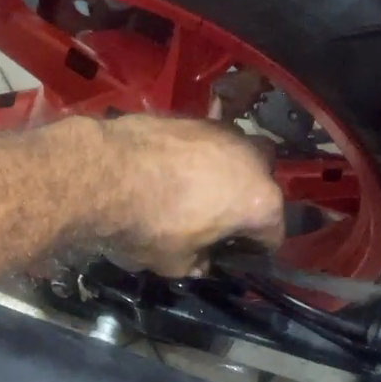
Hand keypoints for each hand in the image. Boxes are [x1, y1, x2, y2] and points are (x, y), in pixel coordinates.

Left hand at [92, 114, 284, 276]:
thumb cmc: (151, 226)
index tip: (235, 258)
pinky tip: (172, 172)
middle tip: (217, 223)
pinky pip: (207, 143)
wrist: (107, 174)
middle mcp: (253, 160)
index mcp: (260, 202)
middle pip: (261, 187)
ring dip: (225, 175)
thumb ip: (197, 263)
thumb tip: (200, 262)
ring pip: (237, 158)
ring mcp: (225, 132)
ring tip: (195, 195)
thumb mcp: (176, 264)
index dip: (255, 251)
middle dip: (245, 205)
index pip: (273, 234)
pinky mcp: (195, 117)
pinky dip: (198, 158)